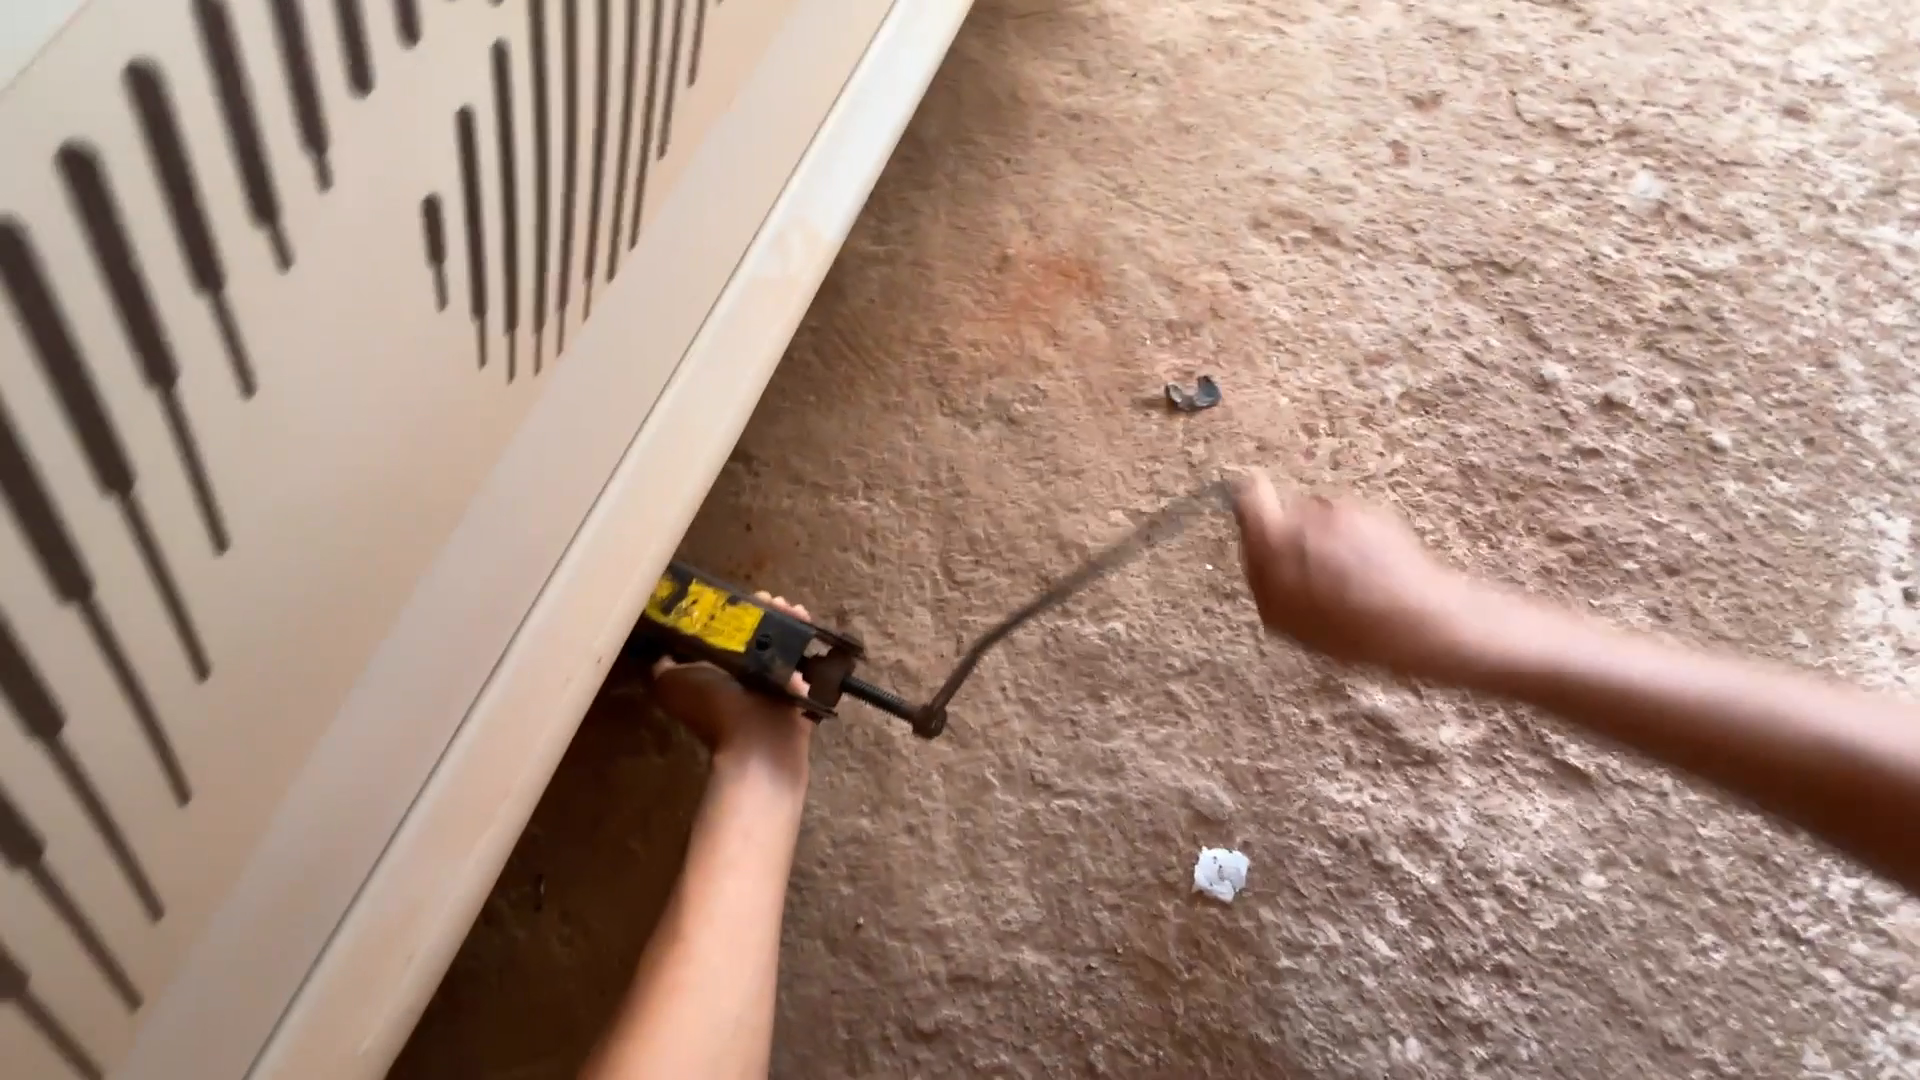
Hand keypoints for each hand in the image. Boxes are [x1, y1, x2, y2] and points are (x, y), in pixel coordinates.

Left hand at [649, 593, 814, 786]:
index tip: (740, 597)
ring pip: (780, 642)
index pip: (723, 631)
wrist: (759, 743)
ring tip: (792, 608)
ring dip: (786, 621)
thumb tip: (664, 646)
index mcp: (714, 671)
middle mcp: (743, 676)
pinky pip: (805, 656)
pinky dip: (807, 638)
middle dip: (763, 613)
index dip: (731, 611)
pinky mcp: (799, 688)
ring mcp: (774, 682)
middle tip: (772, 600)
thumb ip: (665, 663)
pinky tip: (806, 621)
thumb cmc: (714, 708)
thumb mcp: (671, 682)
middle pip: (754, 633)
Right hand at [1231, 472, 1502, 678]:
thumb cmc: (1349, 629)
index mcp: (1274, 542)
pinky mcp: (1376, 515)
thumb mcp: (1285, 618)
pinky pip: (1352, 523)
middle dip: (1293, 537)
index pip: (1250, 501)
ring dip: (1325, 540)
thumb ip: (1261, 580)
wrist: (1419, 622)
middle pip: (1286, 513)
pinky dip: (1355, 542)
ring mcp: (1344, 514)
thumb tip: (1252, 555)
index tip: (1260, 530)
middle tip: (1309, 573)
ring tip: (1344, 580)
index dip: (1253, 514)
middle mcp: (1306, 518)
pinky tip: (1367, 575)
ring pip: (1320, 519)